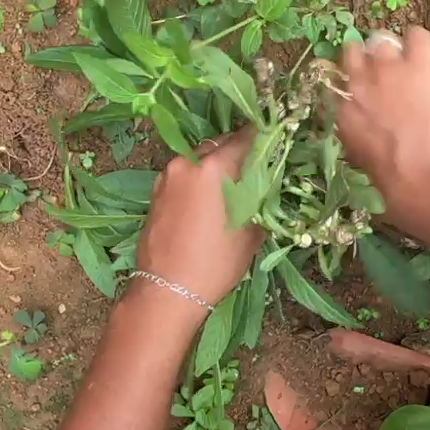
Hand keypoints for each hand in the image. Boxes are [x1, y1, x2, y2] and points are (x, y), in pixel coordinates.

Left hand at [134, 130, 262, 312]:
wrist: (167, 291)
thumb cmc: (215, 263)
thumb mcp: (251, 233)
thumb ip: (259, 200)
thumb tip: (267, 187)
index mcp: (214, 167)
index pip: (244, 138)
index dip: (262, 139)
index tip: (274, 144)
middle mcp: (188, 162)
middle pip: (219, 143)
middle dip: (237, 151)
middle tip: (254, 166)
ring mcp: (167, 175)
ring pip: (199, 158)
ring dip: (216, 164)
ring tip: (231, 183)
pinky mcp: (155, 191)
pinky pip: (183, 174)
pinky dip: (198, 178)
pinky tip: (208, 198)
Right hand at [335, 27, 429, 234]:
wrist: (428, 177)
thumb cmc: (396, 189)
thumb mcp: (364, 167)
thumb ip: (360, 142)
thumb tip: (369, 140)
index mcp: (341, 115)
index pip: (335, 87)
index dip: (353, 90)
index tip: (366, 98)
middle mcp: (358, 84)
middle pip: (352, 53)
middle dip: (367, 61)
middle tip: (386, 78)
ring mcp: (389, 68)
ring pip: (382, 41)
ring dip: (394, 52)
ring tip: (411, 67)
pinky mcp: (420, 61)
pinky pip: (417, 35)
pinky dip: (421, 44)